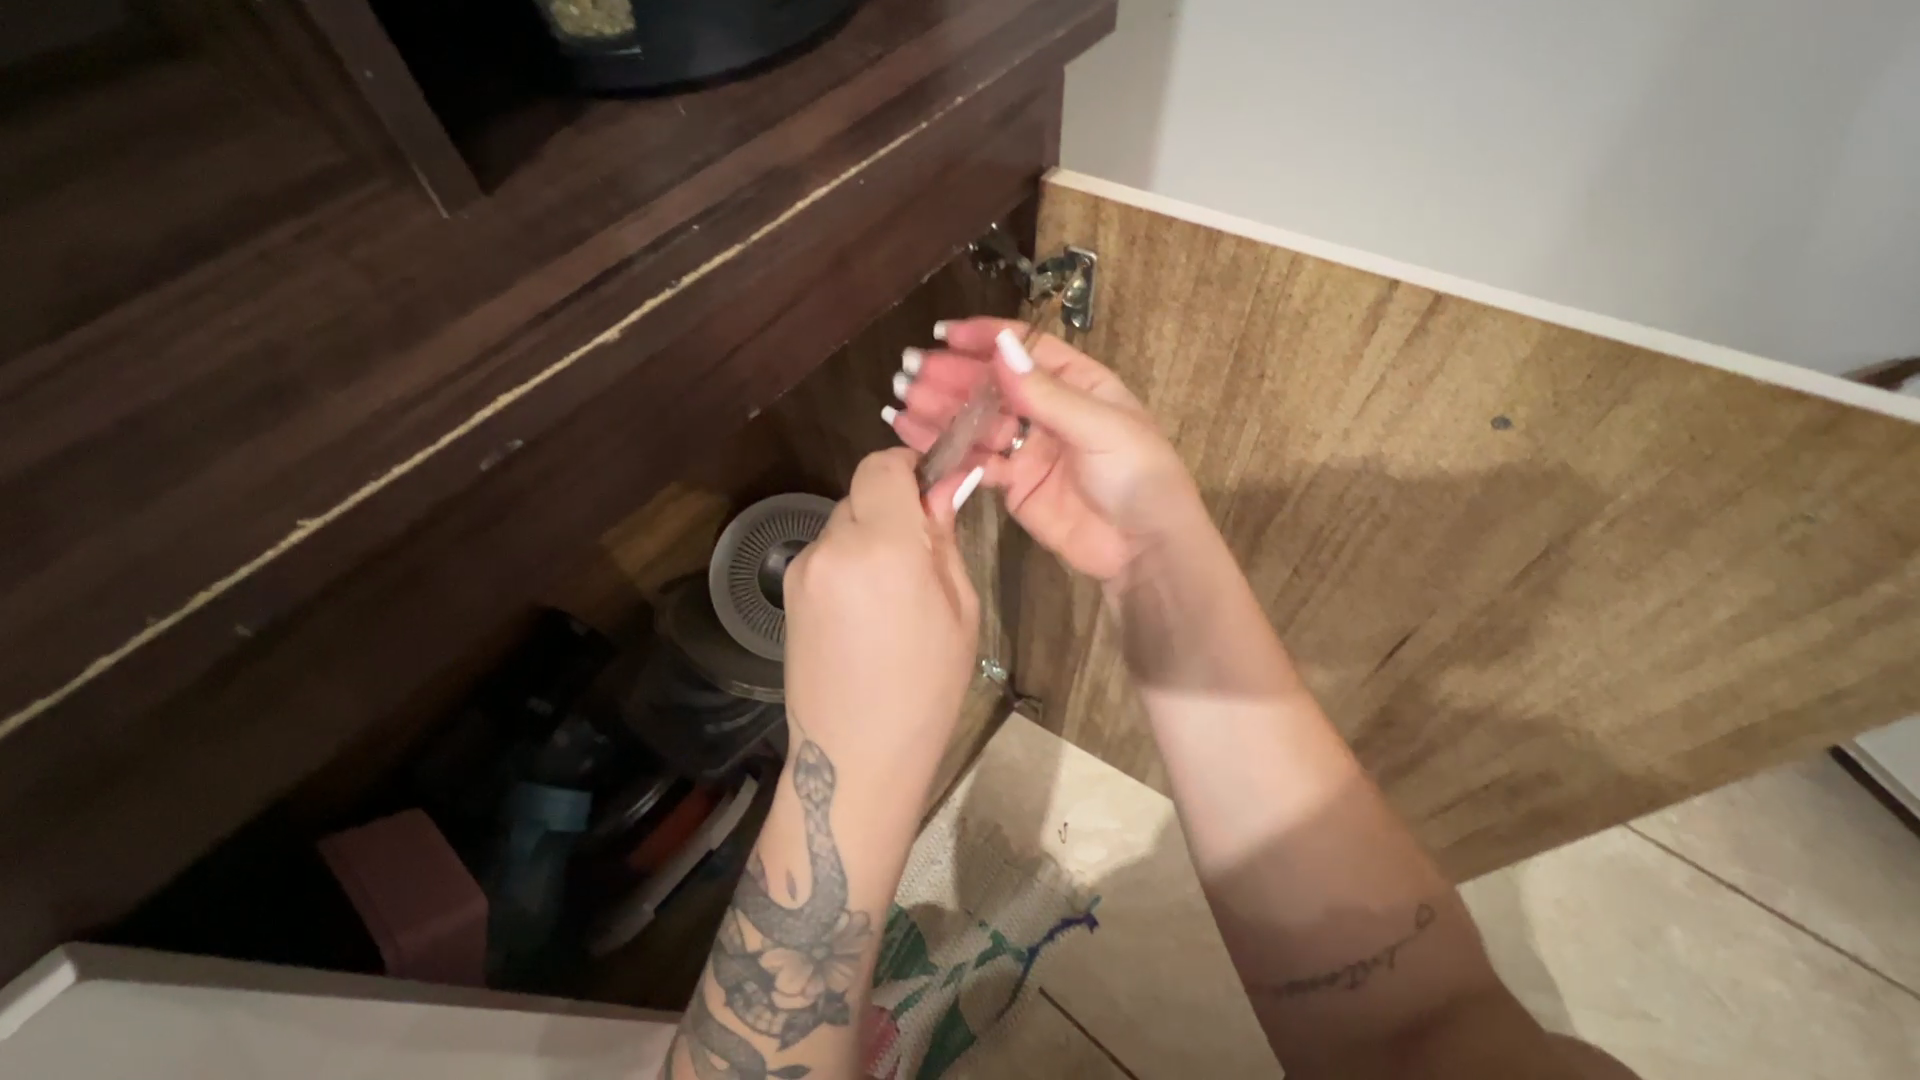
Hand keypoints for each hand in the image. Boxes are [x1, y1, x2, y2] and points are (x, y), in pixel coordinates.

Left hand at [781, 448, 979, 786]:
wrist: (854, 759)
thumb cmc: (927, 691)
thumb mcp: (960, 612)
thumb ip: (943, 540)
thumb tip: (944, 488)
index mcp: (884, 546)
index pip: (883, 465)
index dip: (910, 468)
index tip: (932, 490)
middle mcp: (832, 546)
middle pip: (862, 494)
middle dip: (893, 509)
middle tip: (921, 555)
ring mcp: (802, 571)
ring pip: (842, 525)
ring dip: (870, 538)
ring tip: (893, 597)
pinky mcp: (787, 594)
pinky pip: (825, 557)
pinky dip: (848, 565)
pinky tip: (864, 615)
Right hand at [886, 317, 1199, 583]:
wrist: (1143, 548)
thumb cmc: (1137, 475)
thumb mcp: (1099, 426)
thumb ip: (1046, 392)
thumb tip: (1002, 346)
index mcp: (1077, 383)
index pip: (1024, 350)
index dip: (984, 338)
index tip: (944, 334)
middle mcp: (1047, 409)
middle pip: (992, 385)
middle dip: (951, 377)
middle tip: (909, 373)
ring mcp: (1028, 447)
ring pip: (976, 421)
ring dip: (940, 410)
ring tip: (900, 399)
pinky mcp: (1012, 484)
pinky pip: (974, 460)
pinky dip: (944, 449)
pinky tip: (911, 434)